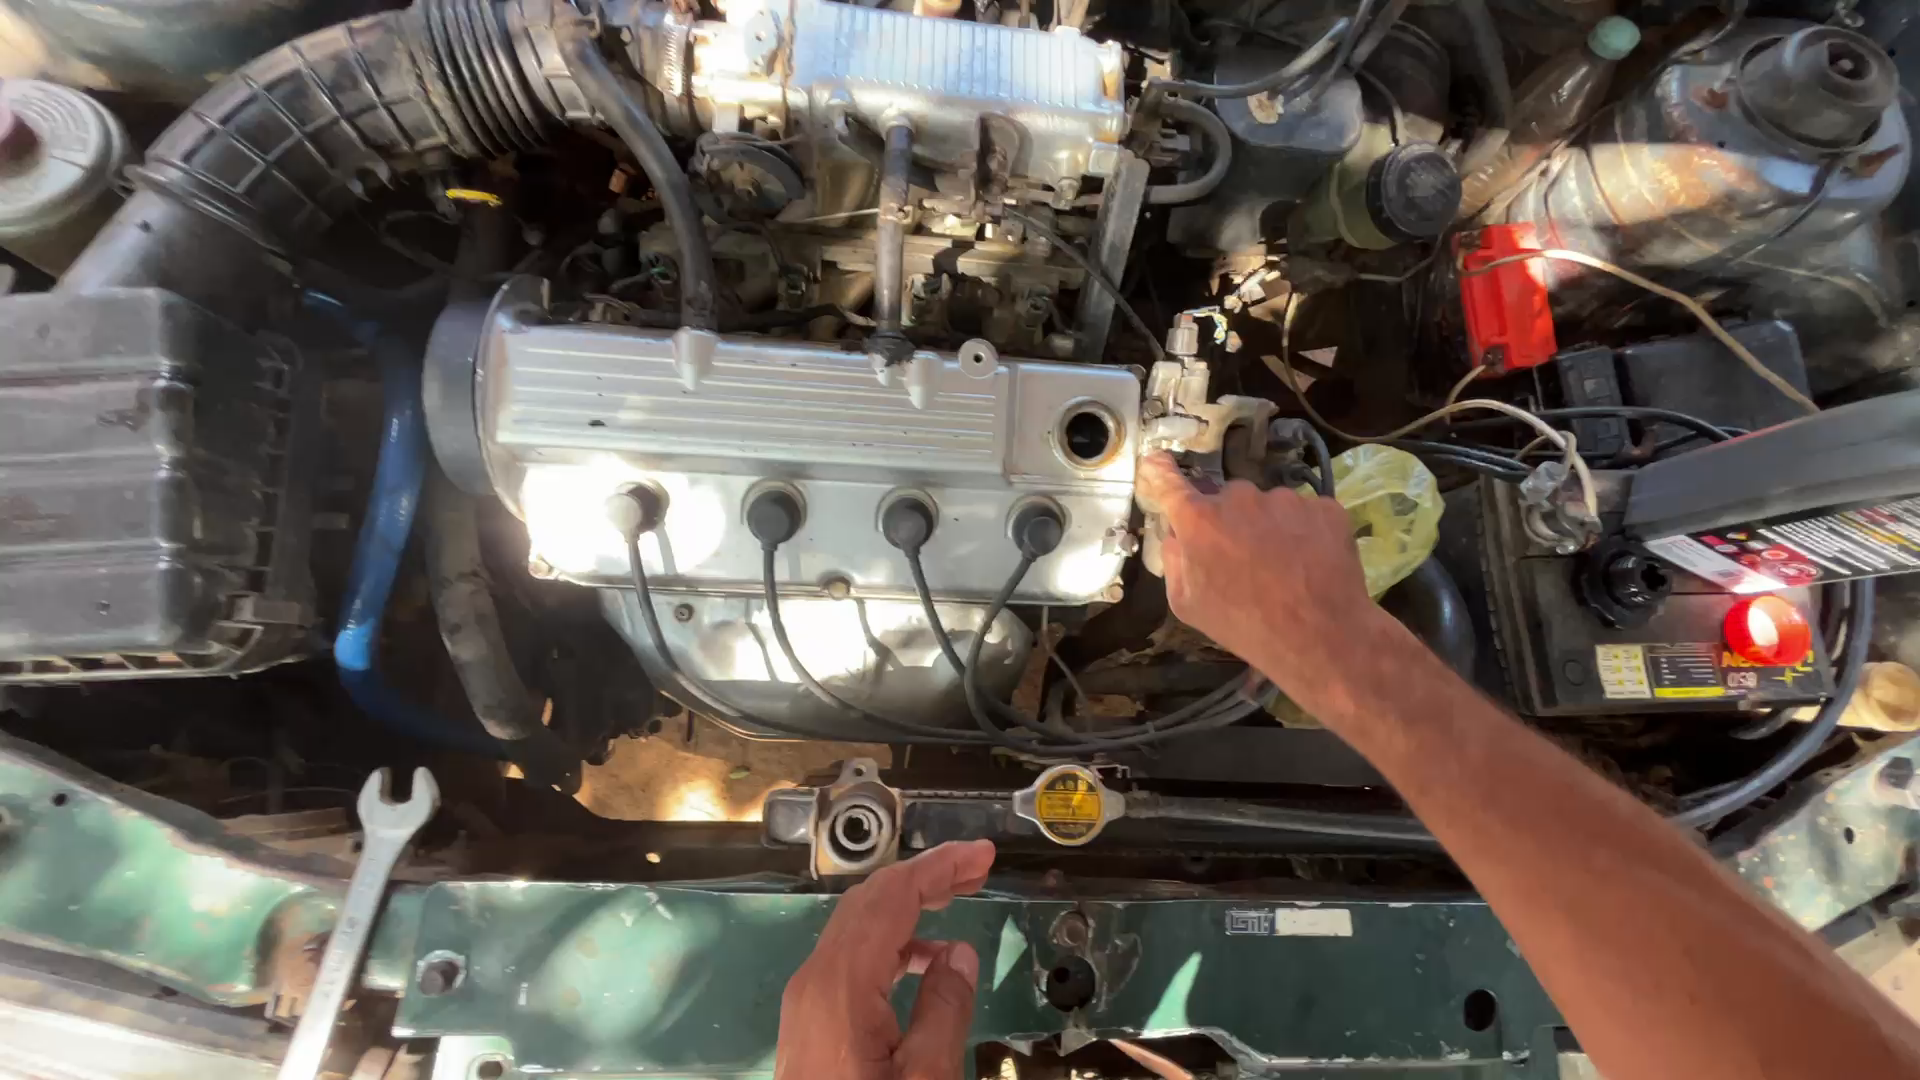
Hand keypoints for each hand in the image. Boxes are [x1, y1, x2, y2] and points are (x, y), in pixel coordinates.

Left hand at [775, 839, 995, 1079]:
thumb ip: (944, 1010)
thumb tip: (958, 954)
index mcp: (841, 983)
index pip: (893, 897)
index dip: (940, 866)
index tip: (983, 854)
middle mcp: (817, 977)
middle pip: (873, 899)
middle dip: (927, 875)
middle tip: (978, 869)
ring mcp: (809, 996)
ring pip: (861, 923)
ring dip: (910, 903)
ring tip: (959, 900)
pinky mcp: (811, 1017)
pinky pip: (854, 954)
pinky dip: (893, 939)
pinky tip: (926, 958)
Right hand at [1135, 451, 1381, 693]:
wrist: (1321, 637)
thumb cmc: (1242, 624)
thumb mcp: (1186, 603)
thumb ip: (1174, 559)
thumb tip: (1177, 535)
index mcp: (1199, 520)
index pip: (1169, 482)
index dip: (1160, 471)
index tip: (1156, 460)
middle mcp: (1240, 498)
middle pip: (1226, 499)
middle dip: (1228, 521)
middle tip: (1241, 559)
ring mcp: (1286, 499)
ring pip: (1267, 506)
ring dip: (1267, 527)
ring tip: (1280, 566)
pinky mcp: (1325, 507)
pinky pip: (1303, 513)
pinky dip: (1302, 532)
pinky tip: (1307, 562)